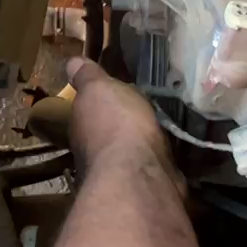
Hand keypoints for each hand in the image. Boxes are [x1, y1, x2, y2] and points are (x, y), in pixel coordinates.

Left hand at [65, 58, 169, 175]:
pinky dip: (162, 157)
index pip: (88, 111)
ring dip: (144, 140)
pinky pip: (155, 164)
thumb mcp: (98, 88)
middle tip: (145, 104)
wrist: (139, 173)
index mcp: (83, 125)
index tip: (115, 91)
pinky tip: (175, 148)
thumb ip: (88, 77)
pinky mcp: (149, 184)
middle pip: (110, 132)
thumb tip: (70, 62)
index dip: (100, 101)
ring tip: (165, 123)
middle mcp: (96, 151)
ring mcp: (123, 172)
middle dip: (124, 121)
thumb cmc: (115, 123)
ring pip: (133, 150)